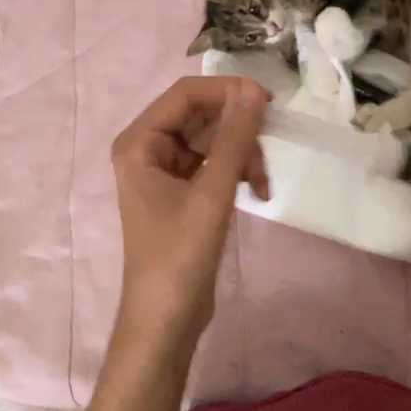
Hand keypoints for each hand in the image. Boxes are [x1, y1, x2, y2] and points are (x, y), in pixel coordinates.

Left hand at [111, 77, 270, 343]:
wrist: (165, 320)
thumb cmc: (179, 256)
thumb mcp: (212, 194)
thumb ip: (235, 138)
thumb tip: (255, 91)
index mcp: (139, 142)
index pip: (186, 93)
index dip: (227, 90)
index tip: (269, 102)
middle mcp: (148, 148)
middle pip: (202, 114)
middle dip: (239, 130)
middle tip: (271, 145)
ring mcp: (166, 170)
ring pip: (214, 139)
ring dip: (243, 154)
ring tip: (262, 184)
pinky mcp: (184, 191)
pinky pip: (215, 162)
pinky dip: (237, 171)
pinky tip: (256, 192)